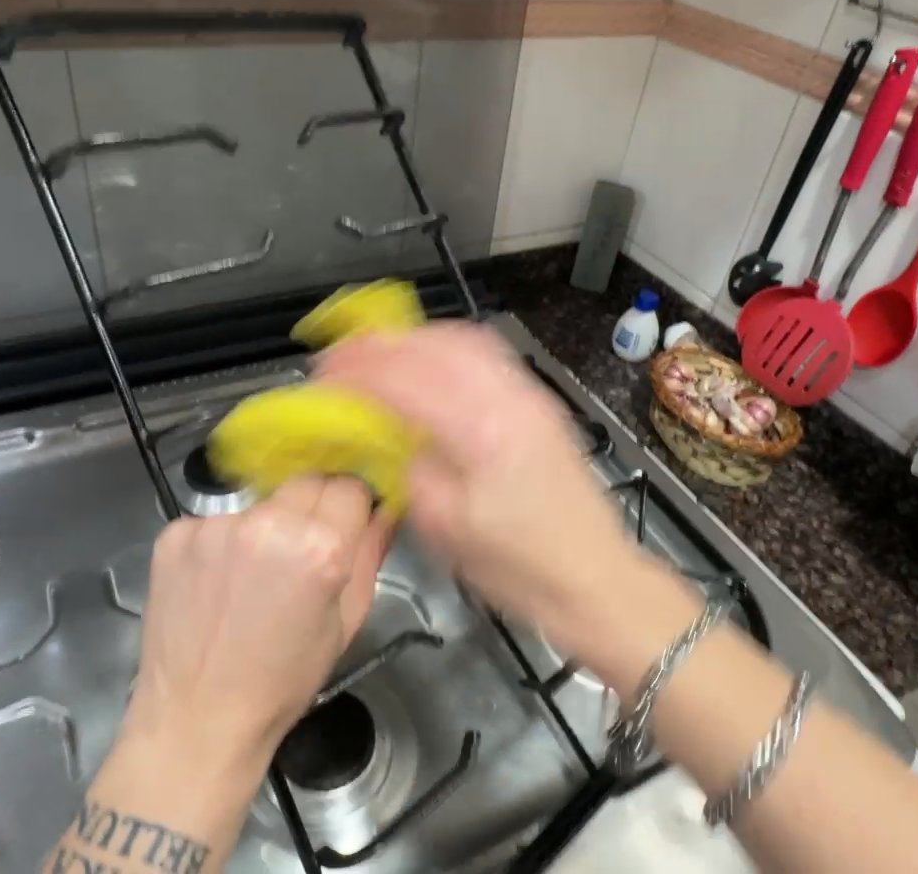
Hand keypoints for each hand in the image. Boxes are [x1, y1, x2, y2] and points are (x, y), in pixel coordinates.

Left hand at [124, 476, 389, 777]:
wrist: (197, 720)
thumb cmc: (283, 680)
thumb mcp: (347, 622)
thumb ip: (370, 553)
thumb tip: (386, 508)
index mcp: (322, 547)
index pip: (350, 487)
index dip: (352, 507)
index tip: (345, 526)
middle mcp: (269, 523)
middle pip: (307, 481)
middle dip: (314, 507)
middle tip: (302, 552)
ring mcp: (217, 525)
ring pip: (261, 502)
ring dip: (268, 525)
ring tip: (254, 576)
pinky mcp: (176, 533)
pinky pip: (216, 521)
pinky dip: (223, 542)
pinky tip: (218, 583)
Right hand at [316, 323, 654, 647]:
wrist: (593, 578)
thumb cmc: (519, 568)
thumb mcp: (444, 528)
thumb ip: (406, 468)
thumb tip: (379, 433)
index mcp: (479, 432)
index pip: (404, 380)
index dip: (357, 371)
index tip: (325, 372)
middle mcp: (507, 398)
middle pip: (433, 345)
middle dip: (381, 343)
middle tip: (343, 353)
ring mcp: (529, 395)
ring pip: (463, 340)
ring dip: (414, 339)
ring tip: (379, 350)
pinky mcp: (539, 403)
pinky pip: (488, 354)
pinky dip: (449, 347)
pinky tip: (431, 362)